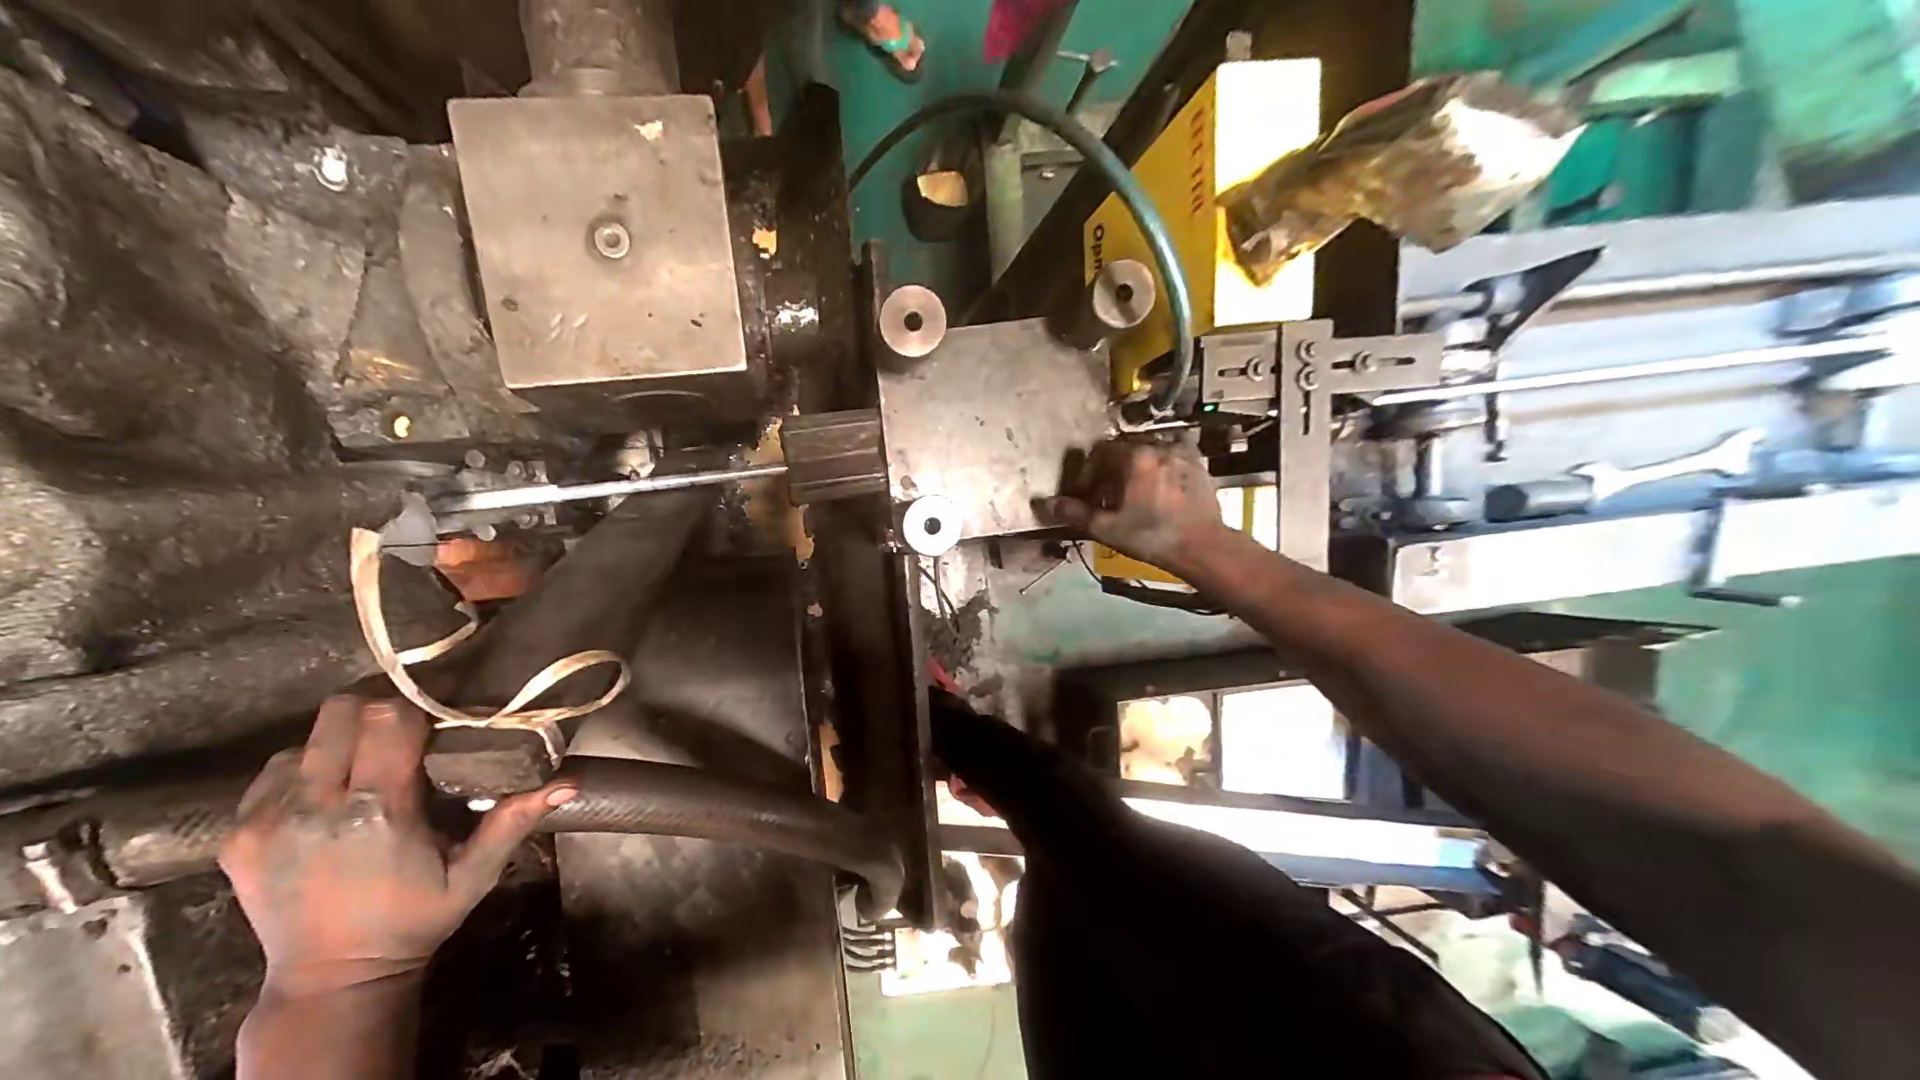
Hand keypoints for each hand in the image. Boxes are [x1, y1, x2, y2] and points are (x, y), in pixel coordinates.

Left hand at [220, 696, 575, 997]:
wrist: (329, 978)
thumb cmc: (413, 920)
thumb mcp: (475, 874)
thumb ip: (514, 821)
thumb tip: (570, 782)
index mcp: (375, 811)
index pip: (387, 719)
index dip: (415, 706)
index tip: (438, 713)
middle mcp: (312, 807)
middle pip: (340, 712)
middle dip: (377, 709)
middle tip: (407, 725)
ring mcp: (264, 821)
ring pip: (304, 738)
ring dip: (342, 740)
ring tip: (370, 761)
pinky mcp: (234, 835)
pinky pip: (273, 771)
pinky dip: (307, 767)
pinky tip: (332, 789)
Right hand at [1036, 439, 1226, 572]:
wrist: (1203, 546)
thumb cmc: (1151, 536)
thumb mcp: (1107, 528)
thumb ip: (1076, 512)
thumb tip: (1047, 503)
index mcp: (1133, 457)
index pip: (1099, 454)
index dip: (1087, 474)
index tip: (1087, 495)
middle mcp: (1157, 445)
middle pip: (1123, 449)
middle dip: (1111, 469)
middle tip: (1108, 495)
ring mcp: (1181, 452)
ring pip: (1148, 450)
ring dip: (1136, 466)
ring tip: (1134, 492)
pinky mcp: (1198, 463)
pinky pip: (1174, 453)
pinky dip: (1162, 463)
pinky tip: (1161, 483)